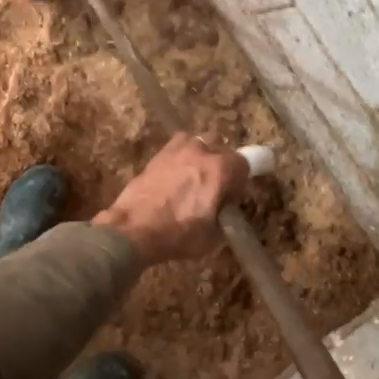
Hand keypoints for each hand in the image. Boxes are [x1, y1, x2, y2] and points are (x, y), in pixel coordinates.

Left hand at [92, 133, 248, 266]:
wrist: (132, 230)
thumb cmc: (178, 235)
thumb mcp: (214, 234)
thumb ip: (226, 213)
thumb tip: (225, 206)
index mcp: (220, 169)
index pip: (246, 162)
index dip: (242, 179)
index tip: (235, 194)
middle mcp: (200, 151)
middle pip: (221, 149)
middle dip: (222, 164)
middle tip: (215, 187)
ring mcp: (175, 150)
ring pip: (197, 143)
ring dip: (201, 156)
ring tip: (194, 178)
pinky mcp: (156, 156)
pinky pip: (177, 149)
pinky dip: (181, 158)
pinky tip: (176, 177)